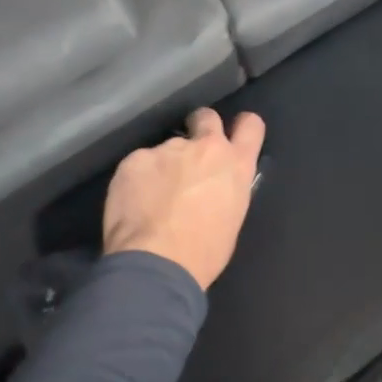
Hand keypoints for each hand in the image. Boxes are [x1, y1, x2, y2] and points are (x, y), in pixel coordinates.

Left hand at [103, 108, 265, 289]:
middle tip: (188, 154)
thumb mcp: (232, 217)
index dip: (241, 127)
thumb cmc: (203, 252)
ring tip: (150, 197)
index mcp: (236, 164)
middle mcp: (206, 147)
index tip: (231, 136)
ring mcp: (169, 149)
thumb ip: (226, 188)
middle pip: (206, 117)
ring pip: (166, 148)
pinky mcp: (135, 159)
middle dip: (199, 127)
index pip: (250, 125)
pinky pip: (138, 164)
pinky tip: (131, 204)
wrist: (155, 264)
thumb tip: (213, 187)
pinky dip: (136, 180)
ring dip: (163, 165)